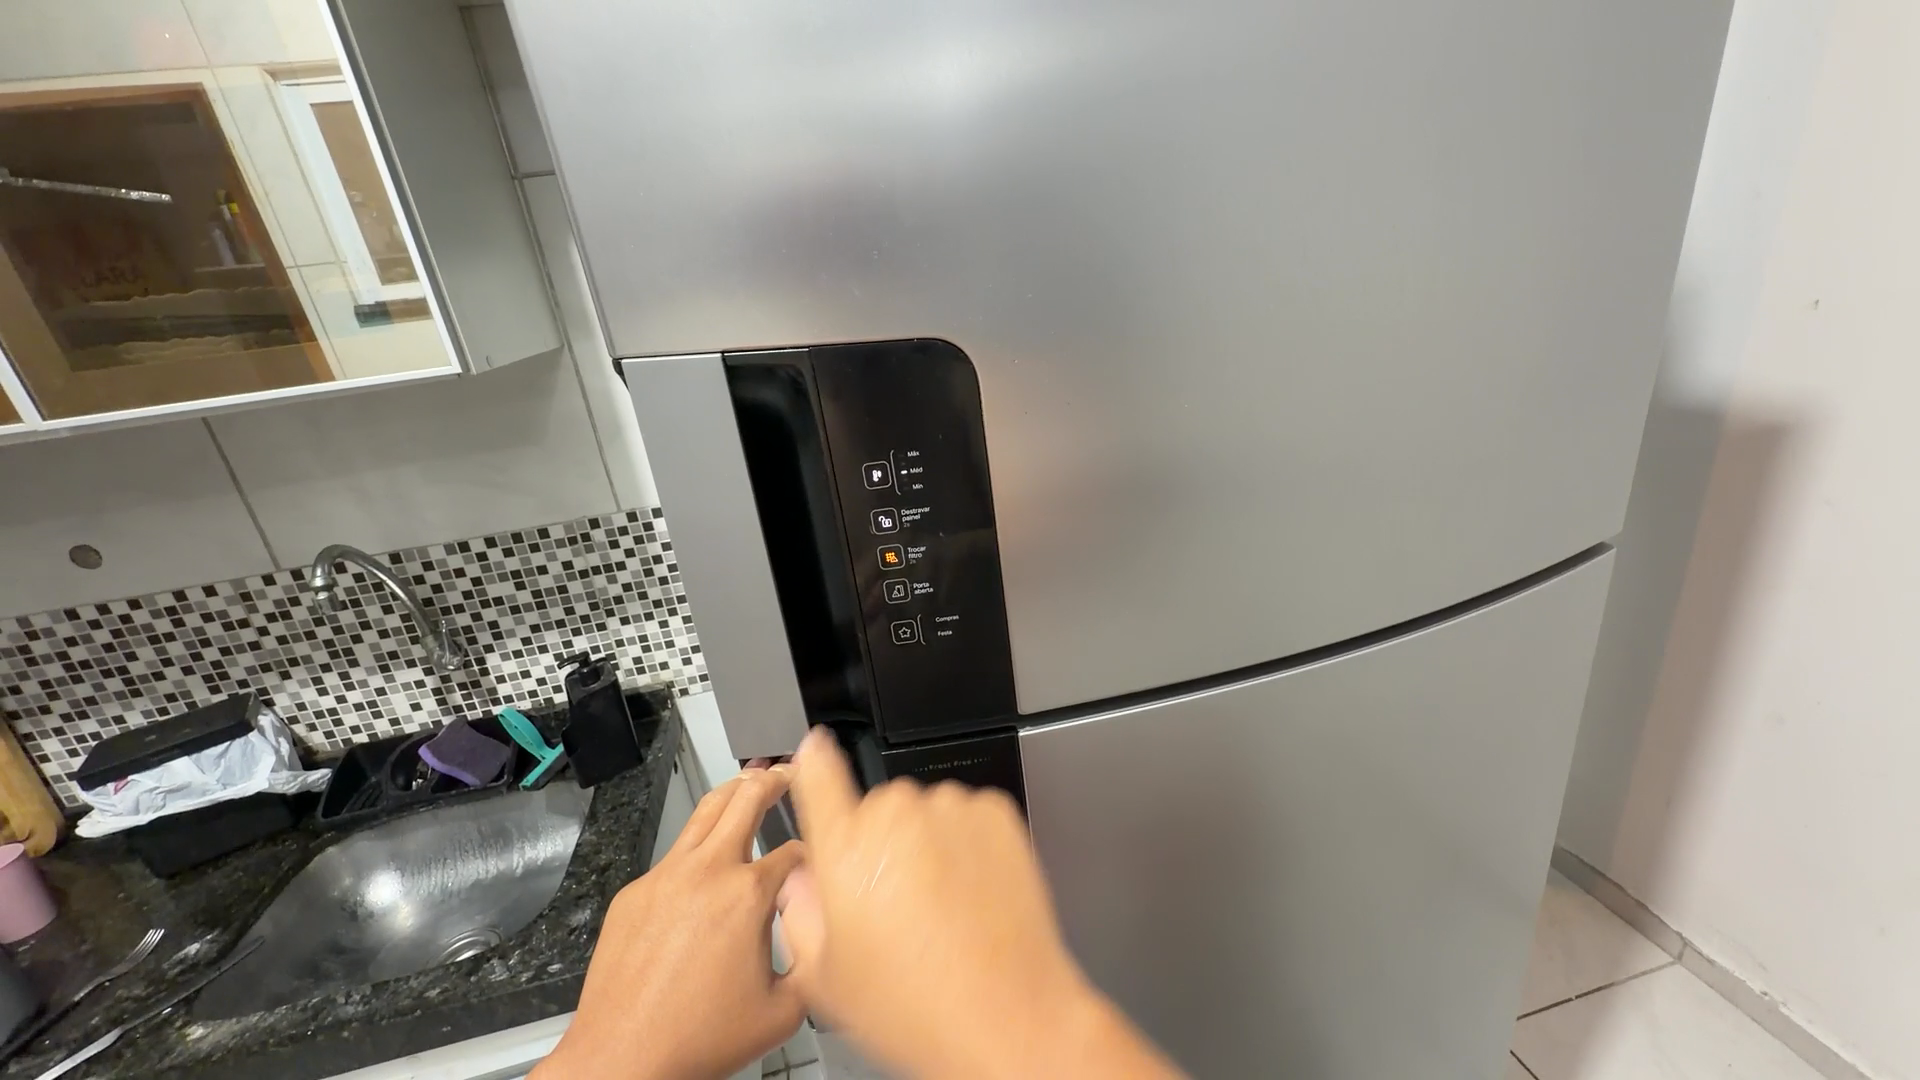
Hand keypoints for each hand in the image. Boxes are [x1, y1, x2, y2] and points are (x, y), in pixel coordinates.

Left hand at [535, 766, 804, 1079]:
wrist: (621, 1061)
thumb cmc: (695, 1039)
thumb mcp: (784, 1010)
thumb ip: (813, 961)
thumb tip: (821, 937)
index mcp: (748, 894)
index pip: (793, 850)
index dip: (811, 853)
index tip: (813, 861)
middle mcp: (707, 872)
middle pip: (746, 797)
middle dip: (773, 778)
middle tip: (785, 771)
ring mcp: (666, 877)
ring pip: (705, 810)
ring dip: (733, 791)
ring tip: (748, 783)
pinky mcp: (635, 892)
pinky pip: (673, 855)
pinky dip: (696, 847)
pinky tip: (705, 866)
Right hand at [779, 729, 1182, 1079]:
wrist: (1009, 1014)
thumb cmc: (921, 1004)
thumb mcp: (828, 977)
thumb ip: (802, 913)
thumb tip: (806, 880)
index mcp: (847, 848)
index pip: (819, 775)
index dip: (814, 759)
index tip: (815, 746)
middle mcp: (897, 814)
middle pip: (878, 806)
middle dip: (883, 843)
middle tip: (899, 902)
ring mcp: (951, 808)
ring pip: (927, 811)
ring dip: (930, 842)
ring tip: (943, 906)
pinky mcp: (996, 811)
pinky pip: (969, 815)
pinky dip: (969, 843)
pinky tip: (971, 892)